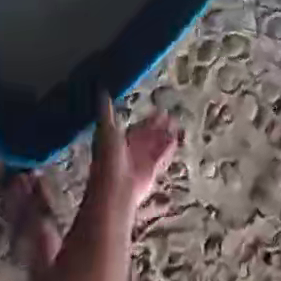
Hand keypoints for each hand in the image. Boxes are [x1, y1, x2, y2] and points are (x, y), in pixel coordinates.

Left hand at [89, 91, 180, 212]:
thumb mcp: (106, 129)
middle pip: (149, 136)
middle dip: (159, 126)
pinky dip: (168, 149)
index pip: (137, 128)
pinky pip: (162, 157)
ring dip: (166, 135)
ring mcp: (142, 161)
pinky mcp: (151, 171)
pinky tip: (175, 139)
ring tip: (177, 125)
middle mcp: (132, 150)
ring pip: (157, 145)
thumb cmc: (108, 158)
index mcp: (120, 140)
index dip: (148, 120)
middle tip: (171, 115)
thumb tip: (103, 92)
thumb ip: (106, 112)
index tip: (159, 110)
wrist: (114, 187)